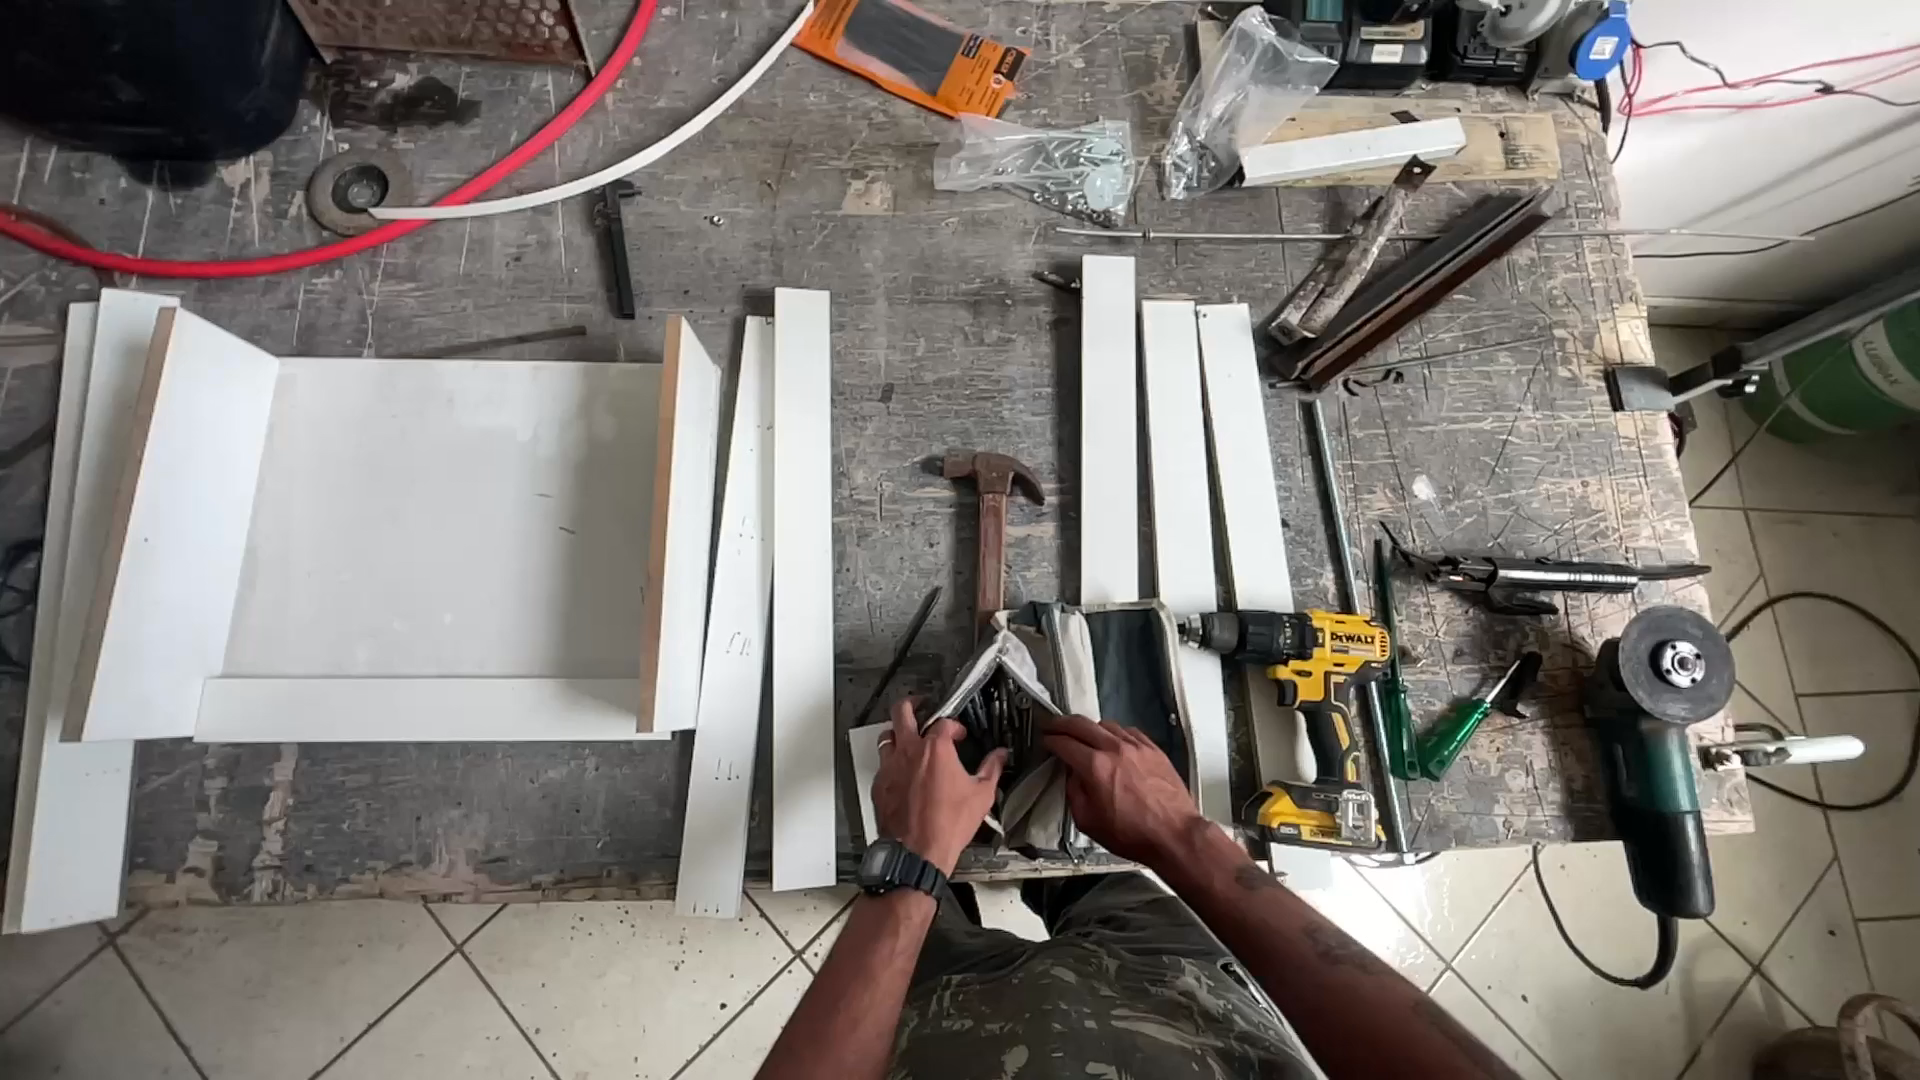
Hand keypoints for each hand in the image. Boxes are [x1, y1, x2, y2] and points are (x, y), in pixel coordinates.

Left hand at [871, 699, 1007, 875]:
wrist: (917, 852)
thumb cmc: (947, 824)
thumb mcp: (981, 795)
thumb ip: (991, 769)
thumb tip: (1000, 756)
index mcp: (935, 749)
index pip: (943, 722)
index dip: (953, 725)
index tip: (958, 734)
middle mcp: (909, 751)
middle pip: (901, 711)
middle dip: (911, 704)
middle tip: (919, 705)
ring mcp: (890, 767)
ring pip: (886, 736)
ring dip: (897, 733)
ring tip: (906, 736)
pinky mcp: (879, 785)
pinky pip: (881, 764)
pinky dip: (890, 762)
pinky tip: (899, 770)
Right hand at [1042, 715, 1208, 868]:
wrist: (1174, 835)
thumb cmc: (1133, 834)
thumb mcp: (1088, 821)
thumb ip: (1074, 792)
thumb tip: (1072, 776)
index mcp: (1095, 767)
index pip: (1064, 743)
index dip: (1050, 740)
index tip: (1045, 740)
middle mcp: (1114, 749)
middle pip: (1080, 724)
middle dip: (1062, 723)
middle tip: (1053, 726)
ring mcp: (1136, 746)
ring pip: (1105, 724)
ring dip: (1089, 727)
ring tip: (1083, 734)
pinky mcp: (1153, 749)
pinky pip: (1128, 730)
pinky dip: (1115, 732)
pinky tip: (1112, 740)